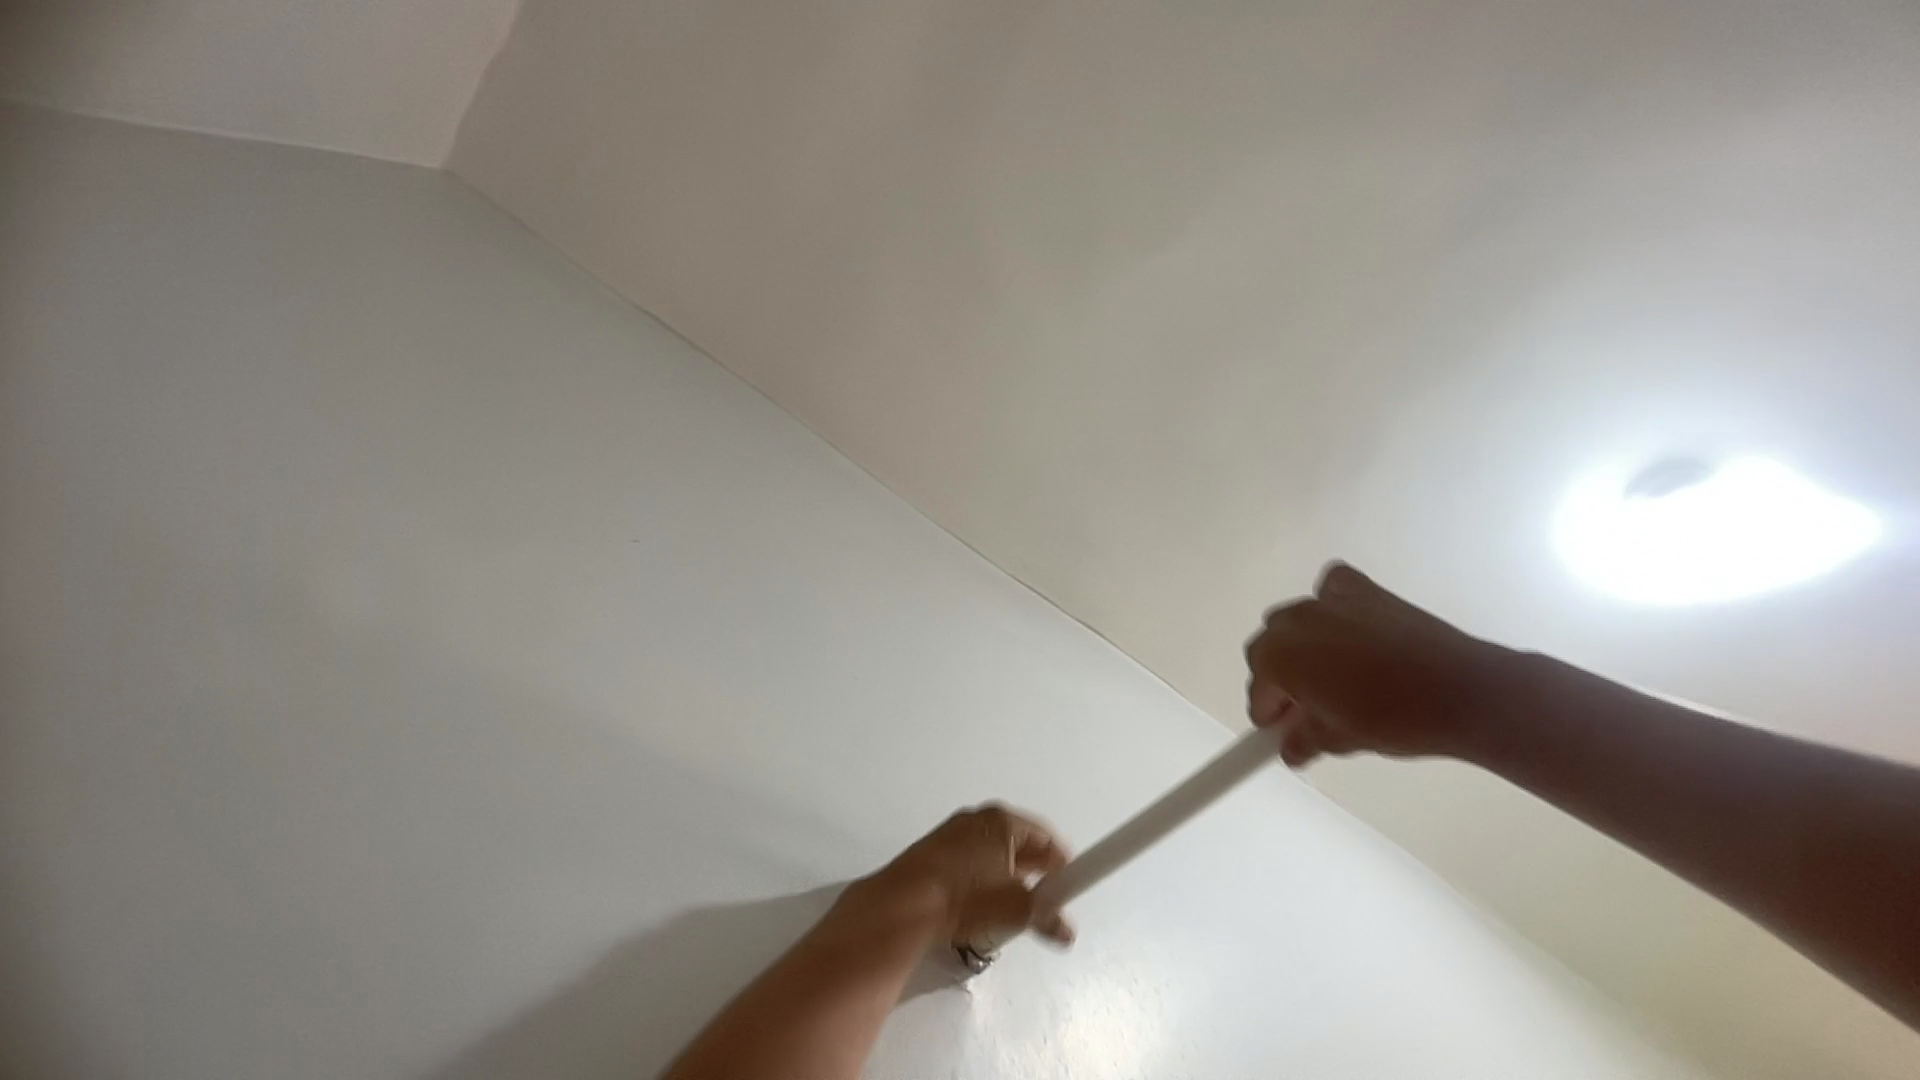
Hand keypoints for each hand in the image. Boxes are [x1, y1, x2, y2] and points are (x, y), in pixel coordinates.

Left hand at [861, 803, 1074, 947]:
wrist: (906, 905)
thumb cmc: (968, 897)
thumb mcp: (1015, 910)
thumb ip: (1046, 917)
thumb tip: (1066, 932)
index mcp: (1003, 822)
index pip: (1045, 838)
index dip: (1061, 863)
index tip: (1068, 886)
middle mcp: (979, 819)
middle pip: (1019, 843)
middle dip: (1035, 871)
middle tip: (1043, 900)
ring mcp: (954, 832)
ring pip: (993, 852)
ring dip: (1007, 876)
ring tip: (1011, 907)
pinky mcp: (934, 850)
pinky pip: (971, 860)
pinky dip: (982, 878)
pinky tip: (980, 904)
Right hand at [1244, 563, 1516, 767]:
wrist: (1465, 693)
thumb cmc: (1394, 719)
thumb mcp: (1340, 740)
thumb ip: (1304, 740)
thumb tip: (1292, 749)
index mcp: (1279, 657)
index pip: (1257, 686)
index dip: (1268, 711)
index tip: (1281, 729)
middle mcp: (1294, 621)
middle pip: (1270, 648)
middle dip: (1282, 677)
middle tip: (1308, 708)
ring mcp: (1329, 602)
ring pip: (1297, 621)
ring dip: (1304, 645)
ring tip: (1335, 676)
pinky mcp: (1364, 591)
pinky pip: (1332, 590)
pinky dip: (1332, 606)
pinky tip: (1350, 629)